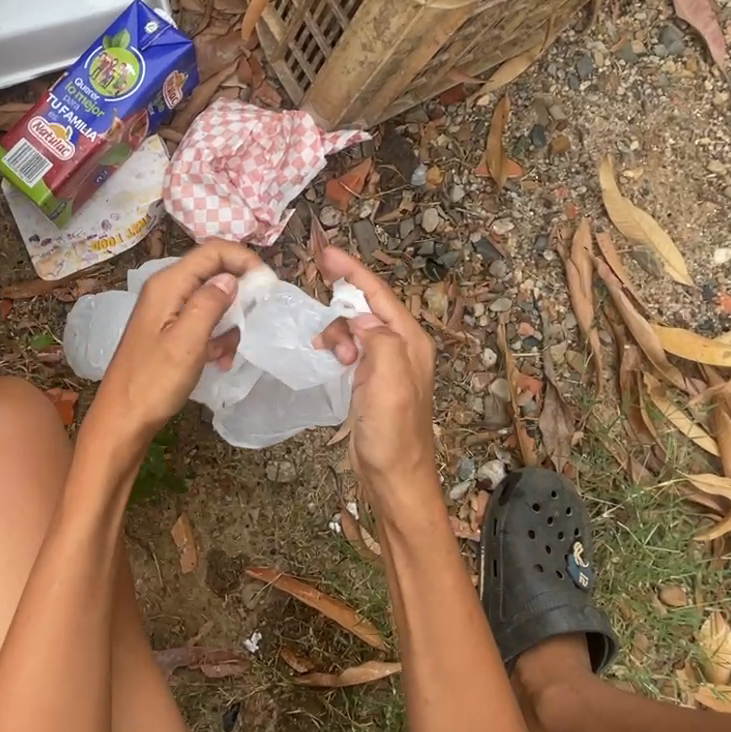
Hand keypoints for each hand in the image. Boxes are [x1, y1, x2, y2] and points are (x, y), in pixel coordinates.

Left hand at [83, 240, 265, 459]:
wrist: (123, 420)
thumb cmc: (153, 382)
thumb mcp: (188, 341)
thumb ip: (210, 303)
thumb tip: (231, 278)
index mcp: (168, 284)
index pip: (213, 251)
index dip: (244, 260)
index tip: (268, 285)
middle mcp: (166, 291)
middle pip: (213, 273)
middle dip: (239, 295)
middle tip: (254, 323)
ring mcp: (166, 312)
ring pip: (212, 301)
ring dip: (229, 322)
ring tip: (229, 352)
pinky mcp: (169, 332)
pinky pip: (202, 323)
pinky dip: (216, 337)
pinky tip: (219, 361)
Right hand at [315, 247, 439, 514]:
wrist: (394, 478)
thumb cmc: (393, 433)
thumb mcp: (389, 381)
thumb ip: (379, 339)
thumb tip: (360, 317)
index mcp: (410, 341)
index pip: (379, 293)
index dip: (352, 270)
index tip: (324, 253)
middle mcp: (403, 347)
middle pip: (367, 306)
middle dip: (341, 306)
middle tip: (320, 326)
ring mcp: (389, 364)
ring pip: (356, 328)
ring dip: (338, 333)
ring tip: (330, 354)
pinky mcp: (374, 380)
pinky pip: (353, 348)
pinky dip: (339, 347)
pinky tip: (331, 360)